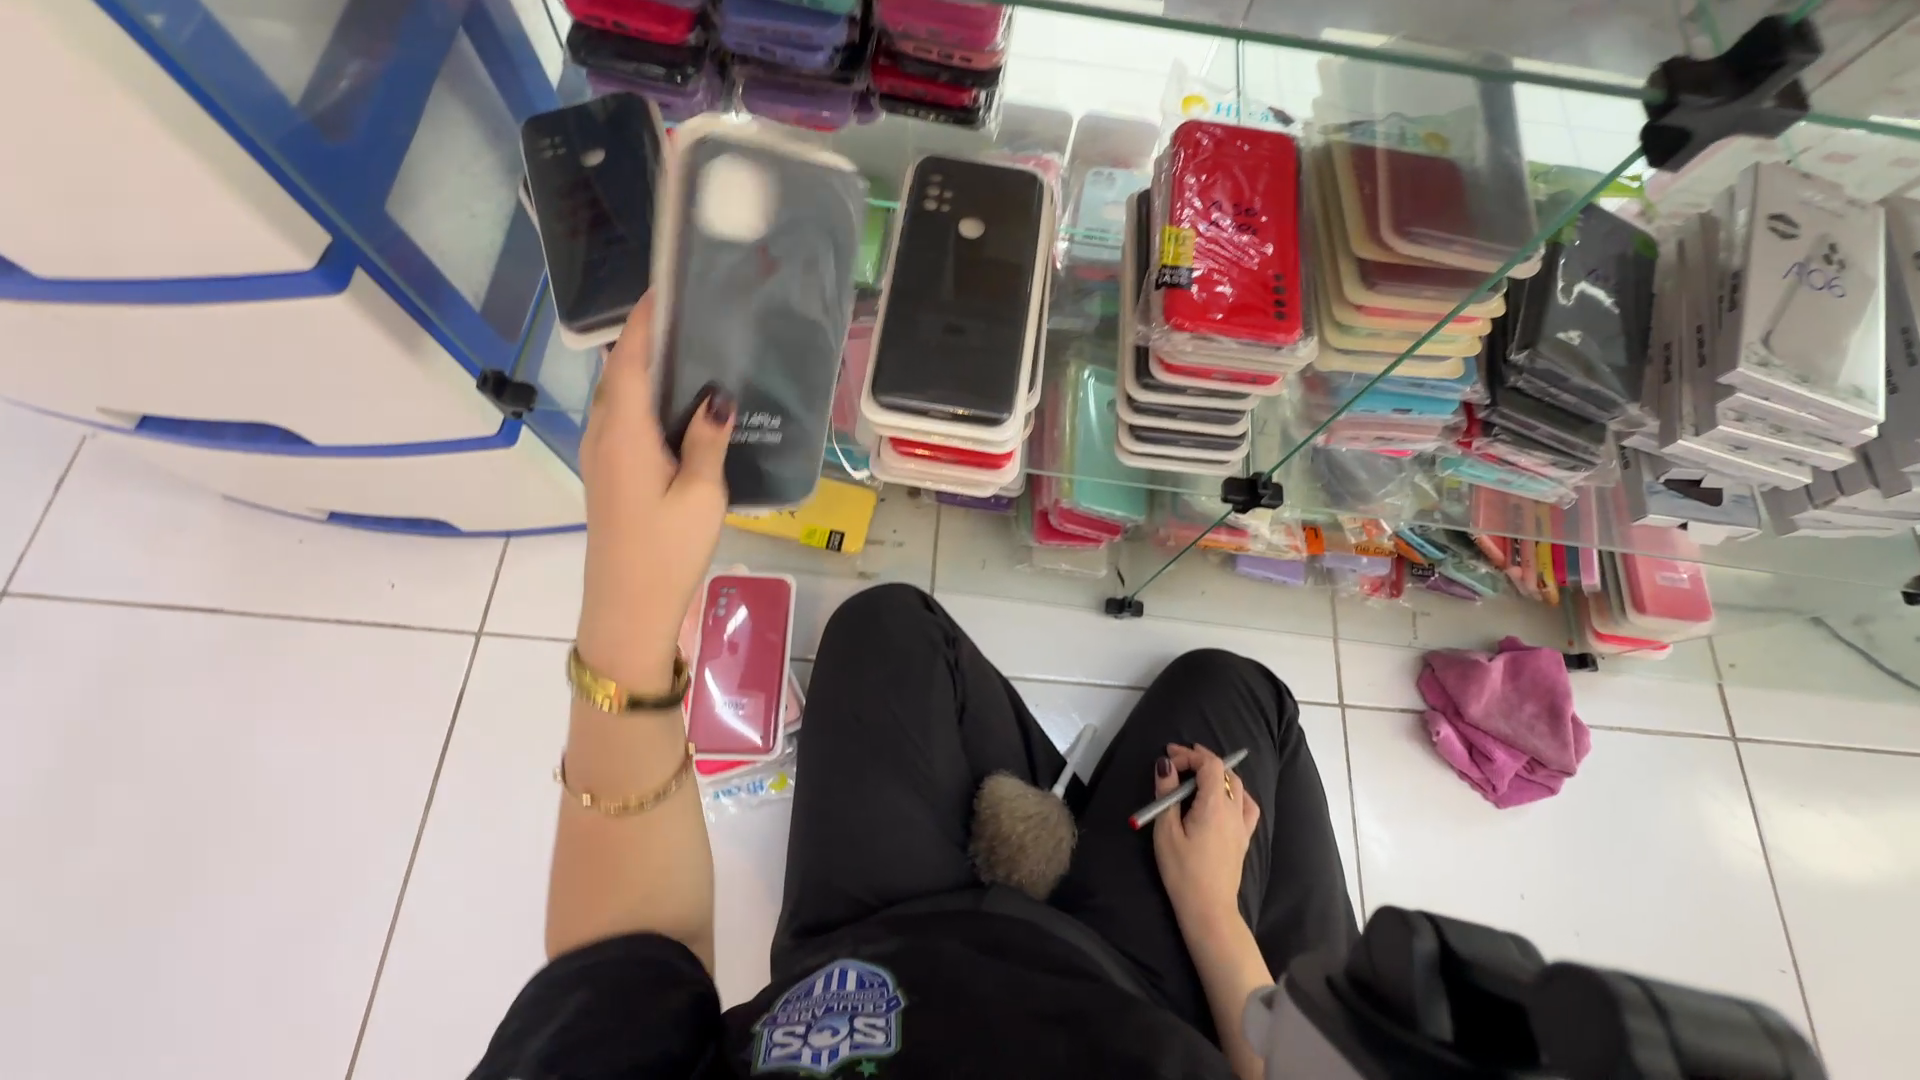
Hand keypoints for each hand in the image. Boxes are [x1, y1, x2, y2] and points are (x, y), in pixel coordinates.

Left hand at [574, 294, 734, 694]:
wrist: (628, 607)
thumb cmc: (667, 550)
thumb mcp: (702, 495)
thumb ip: (708, 440)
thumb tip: (718, 395)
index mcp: (625, 433)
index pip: (632, 359)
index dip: (647, 321)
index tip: (669, 289)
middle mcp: (604, 434)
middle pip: (620, 372)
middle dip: (648, 338)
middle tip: (692, 318)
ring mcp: (600, 455)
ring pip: (618, 396)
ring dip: (644, 368)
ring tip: (689, 352)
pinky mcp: (607, 473)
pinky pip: (621, 418)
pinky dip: (643, 397)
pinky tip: (676, 406)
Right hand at [1151, 744, 1259, 930]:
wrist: (1208, 909)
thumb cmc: (1182, 871)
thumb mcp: (1165, 830)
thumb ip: (1166, 794)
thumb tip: (1165, 764)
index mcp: (1215, 805)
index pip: (1210, 765)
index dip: (1189, 755)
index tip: (1168, 758)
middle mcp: (1234, 810)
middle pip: (1225, 772)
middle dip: (1202, 760)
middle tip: (1177, 761)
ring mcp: (1242, 825)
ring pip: (1237, 786)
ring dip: (1218, 773)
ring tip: (1197, 774)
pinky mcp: (1244, 838)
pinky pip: (1247, 805)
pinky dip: (1235, 792)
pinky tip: (1224, 798)